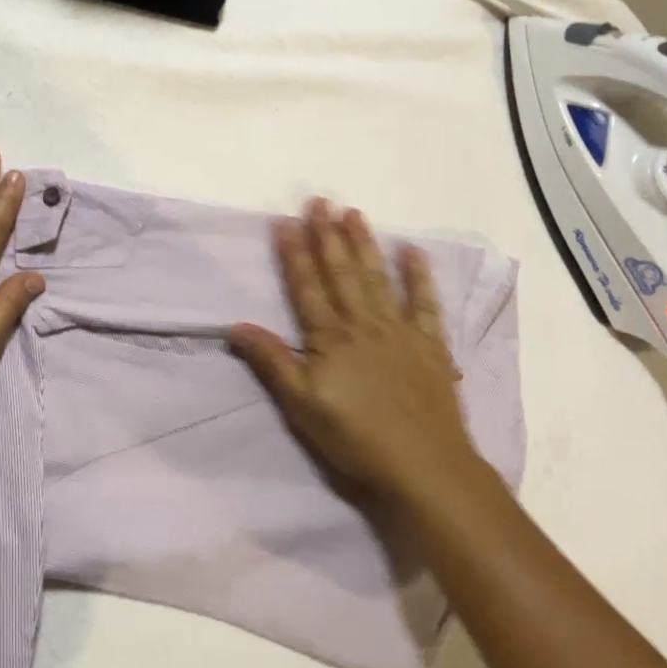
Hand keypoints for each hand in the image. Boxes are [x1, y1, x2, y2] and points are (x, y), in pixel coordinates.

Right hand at [230, 198, 480, 503]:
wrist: (425, 466)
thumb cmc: (355, 437)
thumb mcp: (301, 404)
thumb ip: (271, 361)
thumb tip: (236, 326)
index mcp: (329, 338)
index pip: (306, 287)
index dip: (293, 254)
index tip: (283, 221)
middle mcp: (363, 325)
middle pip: (341, 272)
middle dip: (327, 235)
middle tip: (319, 200)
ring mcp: (400, 332)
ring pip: (377, 279)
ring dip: (364, 244)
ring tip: (353, 212)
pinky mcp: (430, 347)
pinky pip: (425, 304)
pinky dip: (419, 277)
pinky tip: (413, 252)